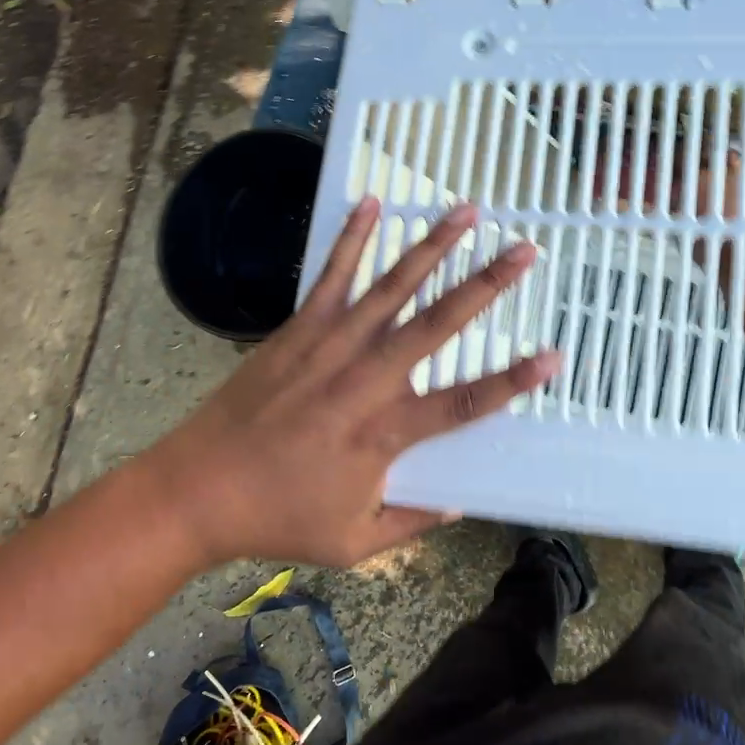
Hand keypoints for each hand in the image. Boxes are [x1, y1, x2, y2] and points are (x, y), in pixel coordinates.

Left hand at [146, 199, 559, 568]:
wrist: (193, 492)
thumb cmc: (277, 518)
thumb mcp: (352, 542)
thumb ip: (412, 522)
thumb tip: (459, 503)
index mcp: (386, 433)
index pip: (464, 403)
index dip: (512, 381)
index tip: (552, 357)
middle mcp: (365, 380)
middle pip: (437, 324)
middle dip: (486, 284)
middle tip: (524, 251)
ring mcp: (331, 346)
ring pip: (392, 287)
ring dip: (433, 246)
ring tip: (468, 211)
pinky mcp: (299, 329)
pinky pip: (332, 275)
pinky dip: (353, 239)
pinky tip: (375, 203)